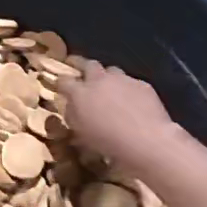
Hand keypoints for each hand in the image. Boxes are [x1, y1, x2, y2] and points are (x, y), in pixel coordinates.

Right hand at [59, 58, 179, 173]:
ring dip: (108, 78)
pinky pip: (131, 82)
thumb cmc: (108, 142)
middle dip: (83, 66)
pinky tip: (132, 101)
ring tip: (109, 88)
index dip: (60, 82)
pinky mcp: (142, 85)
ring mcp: (122, 80)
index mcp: (79, 93)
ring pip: (111, 71)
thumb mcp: (80, 133)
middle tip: (81, 72)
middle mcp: (99, 80)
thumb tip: (71, 106)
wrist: (146, 140)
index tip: (60, 85)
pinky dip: (127, 89)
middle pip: (88, 64)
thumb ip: (73, 115)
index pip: (63, 80)